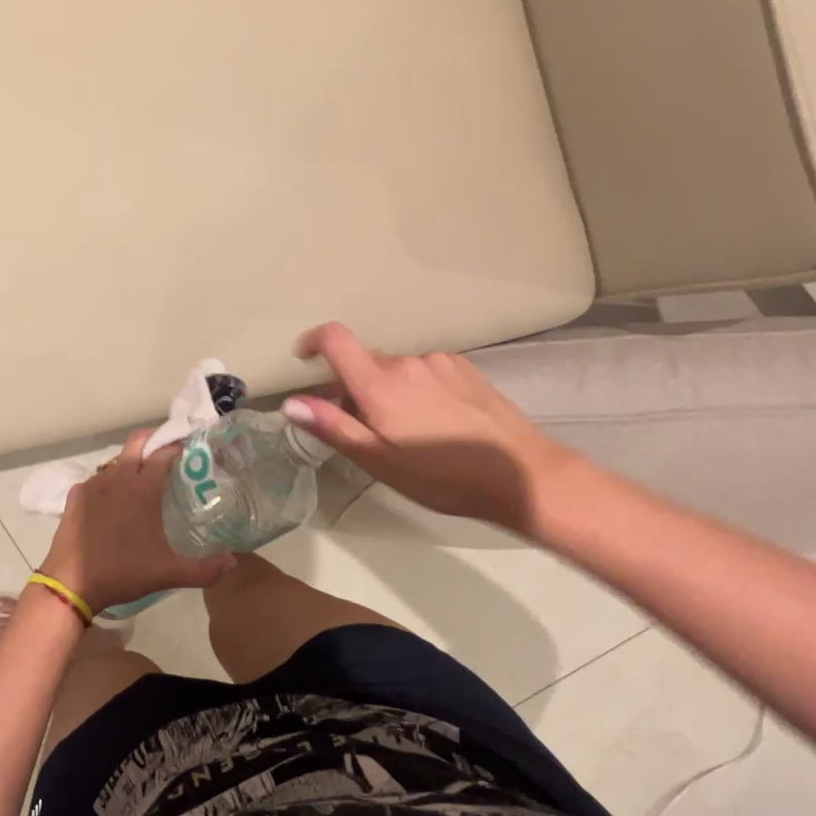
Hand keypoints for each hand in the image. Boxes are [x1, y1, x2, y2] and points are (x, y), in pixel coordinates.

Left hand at [39, 430, 236, 610]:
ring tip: (145, 482)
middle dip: (155, 439)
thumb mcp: (168, 573)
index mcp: (141, 488)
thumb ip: (204, 569)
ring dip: (132, 463)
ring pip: (116, 461)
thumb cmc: (122, 572)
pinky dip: (110, 482)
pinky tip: (115, 502)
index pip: (164, 453)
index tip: (193, 448)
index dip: (180, 447)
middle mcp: (116, 477)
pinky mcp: (75, 496)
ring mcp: (92, 485)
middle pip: (137, 442)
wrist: (70, 583)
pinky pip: (97, 479)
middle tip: (170, 452)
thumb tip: (233, 562)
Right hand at [281, 322, 581, 530]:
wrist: (525, 476)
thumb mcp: (379, 461)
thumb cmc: (443, 476)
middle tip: (363, 429)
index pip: (335, 339)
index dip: (313, 341)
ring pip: (395, 370)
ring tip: (405, 432)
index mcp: (379, 383)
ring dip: (387, 391)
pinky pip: (424, 372)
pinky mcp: (465, 370)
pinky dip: (415, 390)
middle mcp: (406, 362)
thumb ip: (333, 427)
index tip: (304, 359)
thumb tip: (291, 402)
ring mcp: (439, 363)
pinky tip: (436, 423)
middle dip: (353, 387)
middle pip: (364, 362)